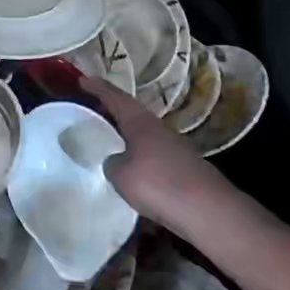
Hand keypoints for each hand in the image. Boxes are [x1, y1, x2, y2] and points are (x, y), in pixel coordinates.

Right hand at [79, 74, 230, 234]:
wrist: (206, 209)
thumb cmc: (158, 183)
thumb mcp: (121, 174)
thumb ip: (112, 164)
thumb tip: (115, 161)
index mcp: (140, 122)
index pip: (115, 97)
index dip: (98, 88)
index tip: (82, 80)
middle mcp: (157, 128)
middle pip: (130, 114)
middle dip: (111, 112)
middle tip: (90, 112)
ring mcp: (172, 147)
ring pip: (142, 135)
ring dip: (125, 136)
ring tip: (106, 143)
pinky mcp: (181, 167)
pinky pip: (151, 155)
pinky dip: (136, 156)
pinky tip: (129, 171)